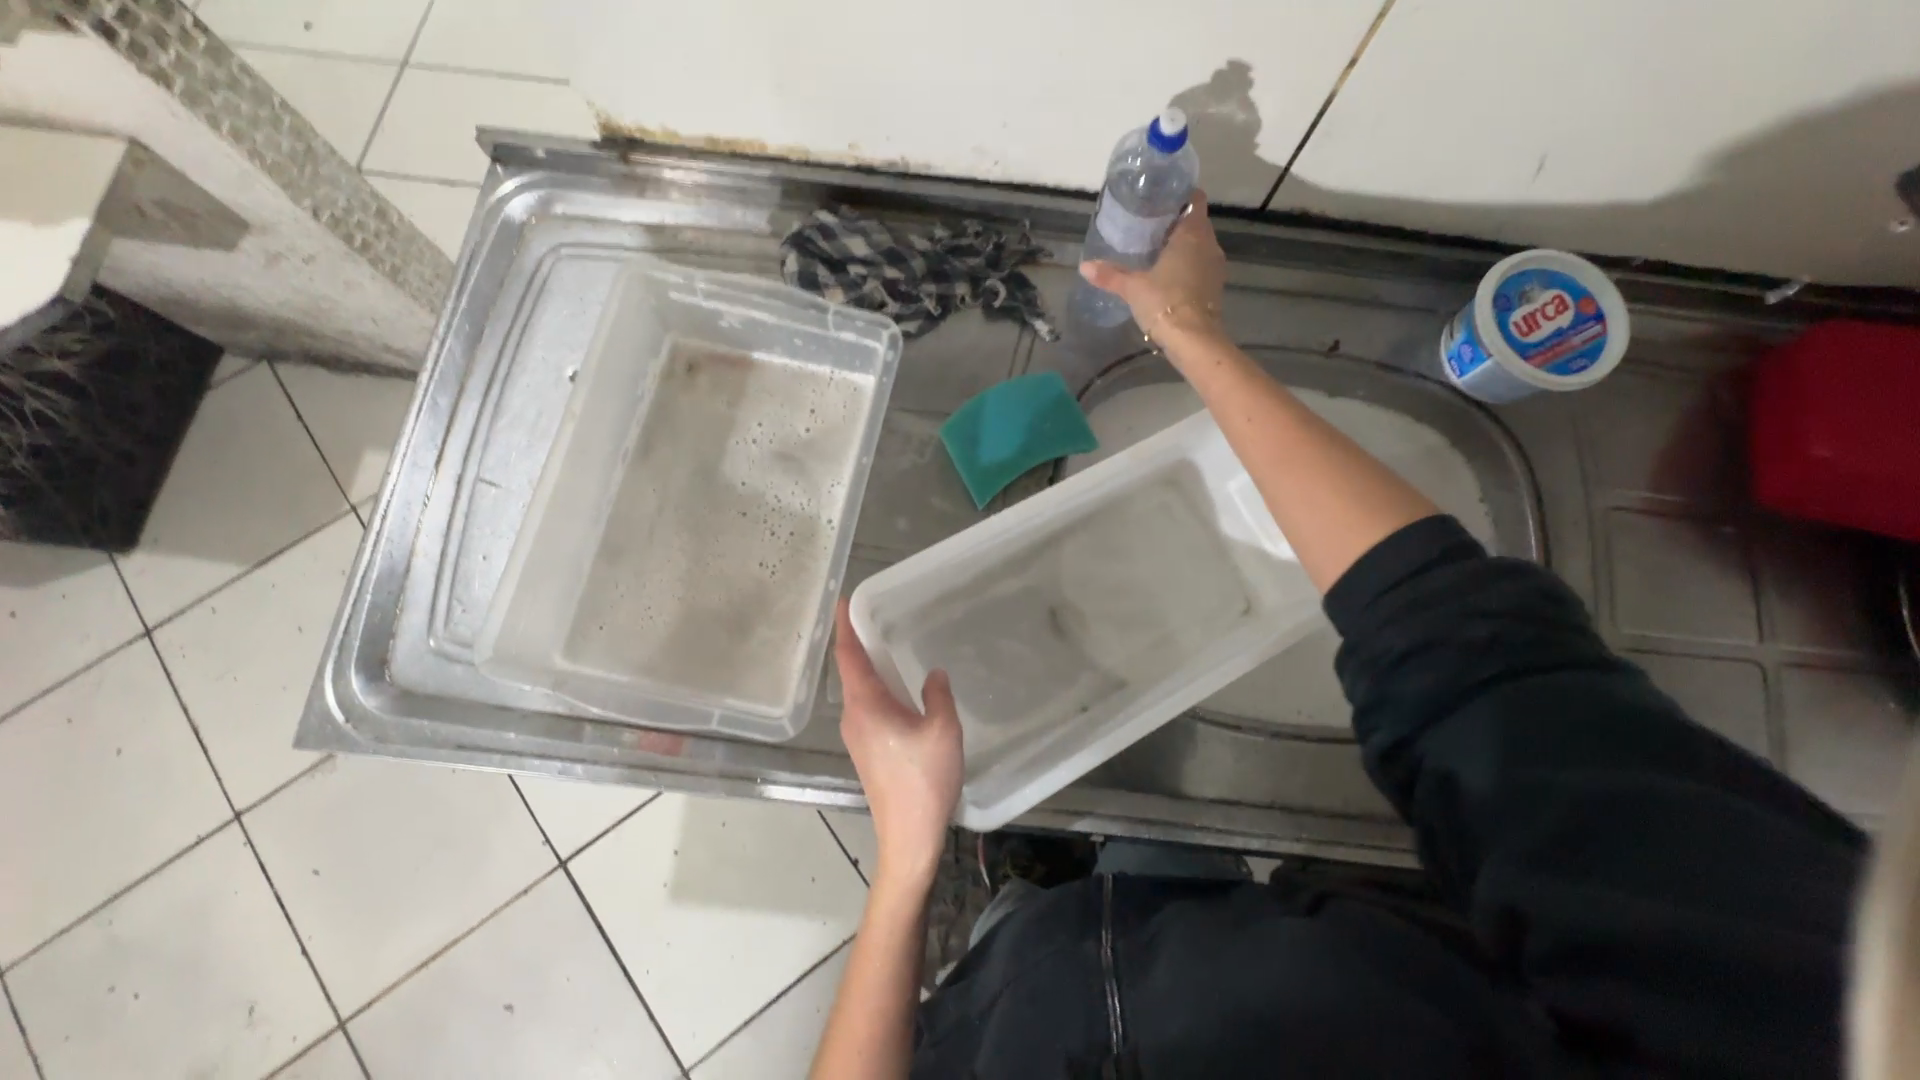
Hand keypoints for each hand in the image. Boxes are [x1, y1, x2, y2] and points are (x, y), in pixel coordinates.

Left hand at [834, 599, 962, 889]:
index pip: (849, 655)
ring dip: (869, 667)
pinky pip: (868, 708)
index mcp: (866, 705)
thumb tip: (933, 674)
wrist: (908, 836)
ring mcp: (857, 737)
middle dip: (858, 643)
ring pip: (859, 691)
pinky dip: (878, 689)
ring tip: (887, 646)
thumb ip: (938, 695)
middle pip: (850, 671)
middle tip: (874, 617)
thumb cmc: (924, 780)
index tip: (843, 601)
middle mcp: (853, 717)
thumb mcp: (943, 730)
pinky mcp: (866, 752)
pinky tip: (899, 689)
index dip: (845, 627)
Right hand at [1079, 191, 1228, 360]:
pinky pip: (1200, 265)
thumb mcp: (1132, 287)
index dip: (1180, 195)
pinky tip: (1168, 274)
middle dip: (1176, 222)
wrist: (1194, 340)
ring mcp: (1214, 267)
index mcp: (1192, 234)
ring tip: (1156, 249)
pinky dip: (1187, 265)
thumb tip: (1084, 266)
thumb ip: (1110, 275)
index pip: (1194, 200)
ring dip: (1182, 245)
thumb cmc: (1165, 303)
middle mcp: (1208, 244)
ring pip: (1199, 245)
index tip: (1161, 198)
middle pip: (1195, 222)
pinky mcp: (1214, 287)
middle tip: (1150, 224)